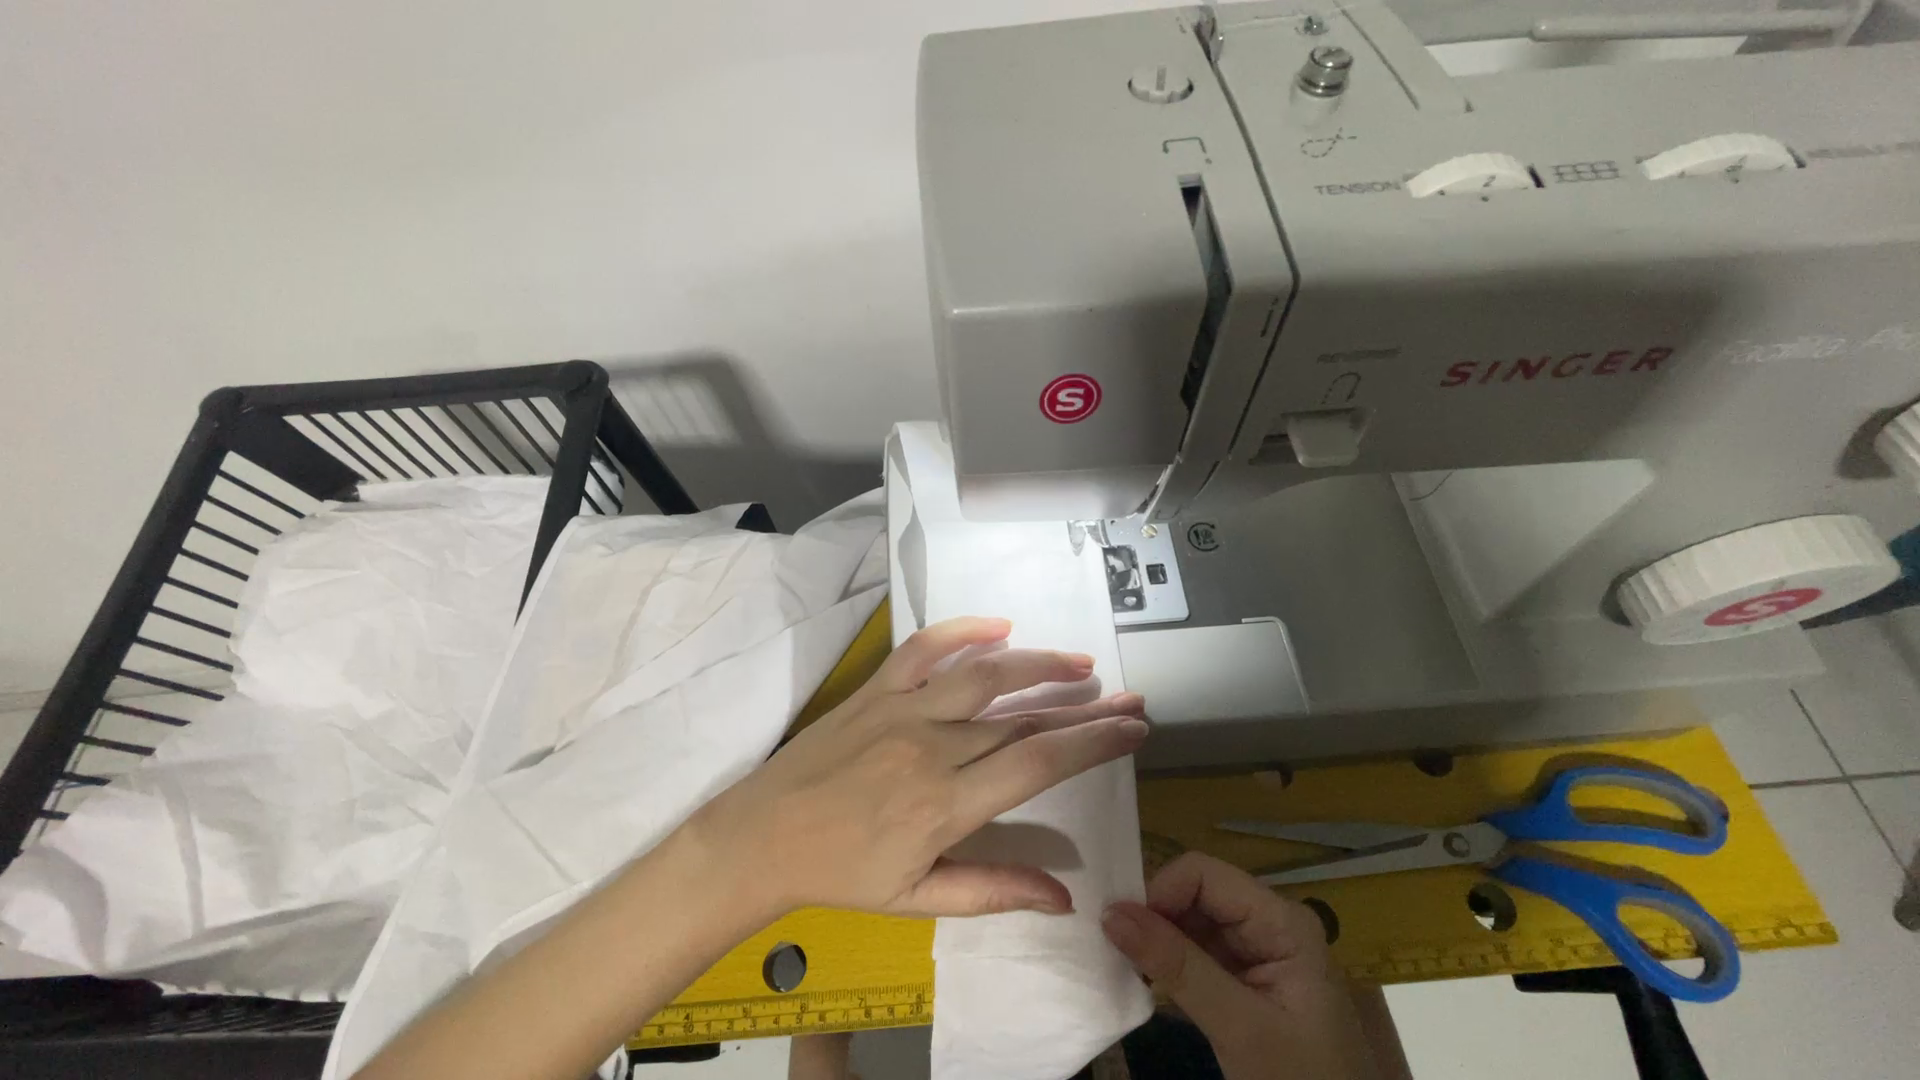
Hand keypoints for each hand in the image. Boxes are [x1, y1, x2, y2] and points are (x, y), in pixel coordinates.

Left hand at [688, 616, 1147, 919]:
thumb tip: (1066, 896)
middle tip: (1129, 699)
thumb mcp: (917, 899)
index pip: (1038, 763)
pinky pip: (924, 649)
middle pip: (1023, 718)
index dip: (1093, 743)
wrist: (761, 837)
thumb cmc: (840, 875)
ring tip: (1082, 665)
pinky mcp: (875, 690)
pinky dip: (963, 631)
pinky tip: (1000, 626)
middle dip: (1083, 708)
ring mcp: (902, 710)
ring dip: (1039, 664)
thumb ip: (993, 891)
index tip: (1133, 730)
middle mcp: (933, 747)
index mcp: (947, 804)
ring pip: (985, 676)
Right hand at [1102, 853, 1380, 1079]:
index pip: (1204, 874)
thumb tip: (1110, 914)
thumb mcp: (1240, 1027)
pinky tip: (1146, 981)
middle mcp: (1268, 922)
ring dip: (1155, 941)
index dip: (1160, 891)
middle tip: (1114, 951)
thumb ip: (1178, 968)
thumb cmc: (1302, 1079)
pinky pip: (1193, 952)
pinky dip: (1166, 963)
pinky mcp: (1241, 979)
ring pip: (1189, 921)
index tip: (1121, 929)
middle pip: (1194, 893)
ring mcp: (1255, 950)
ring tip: (1123, 966)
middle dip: (1153, 916)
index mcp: (1281, 920)